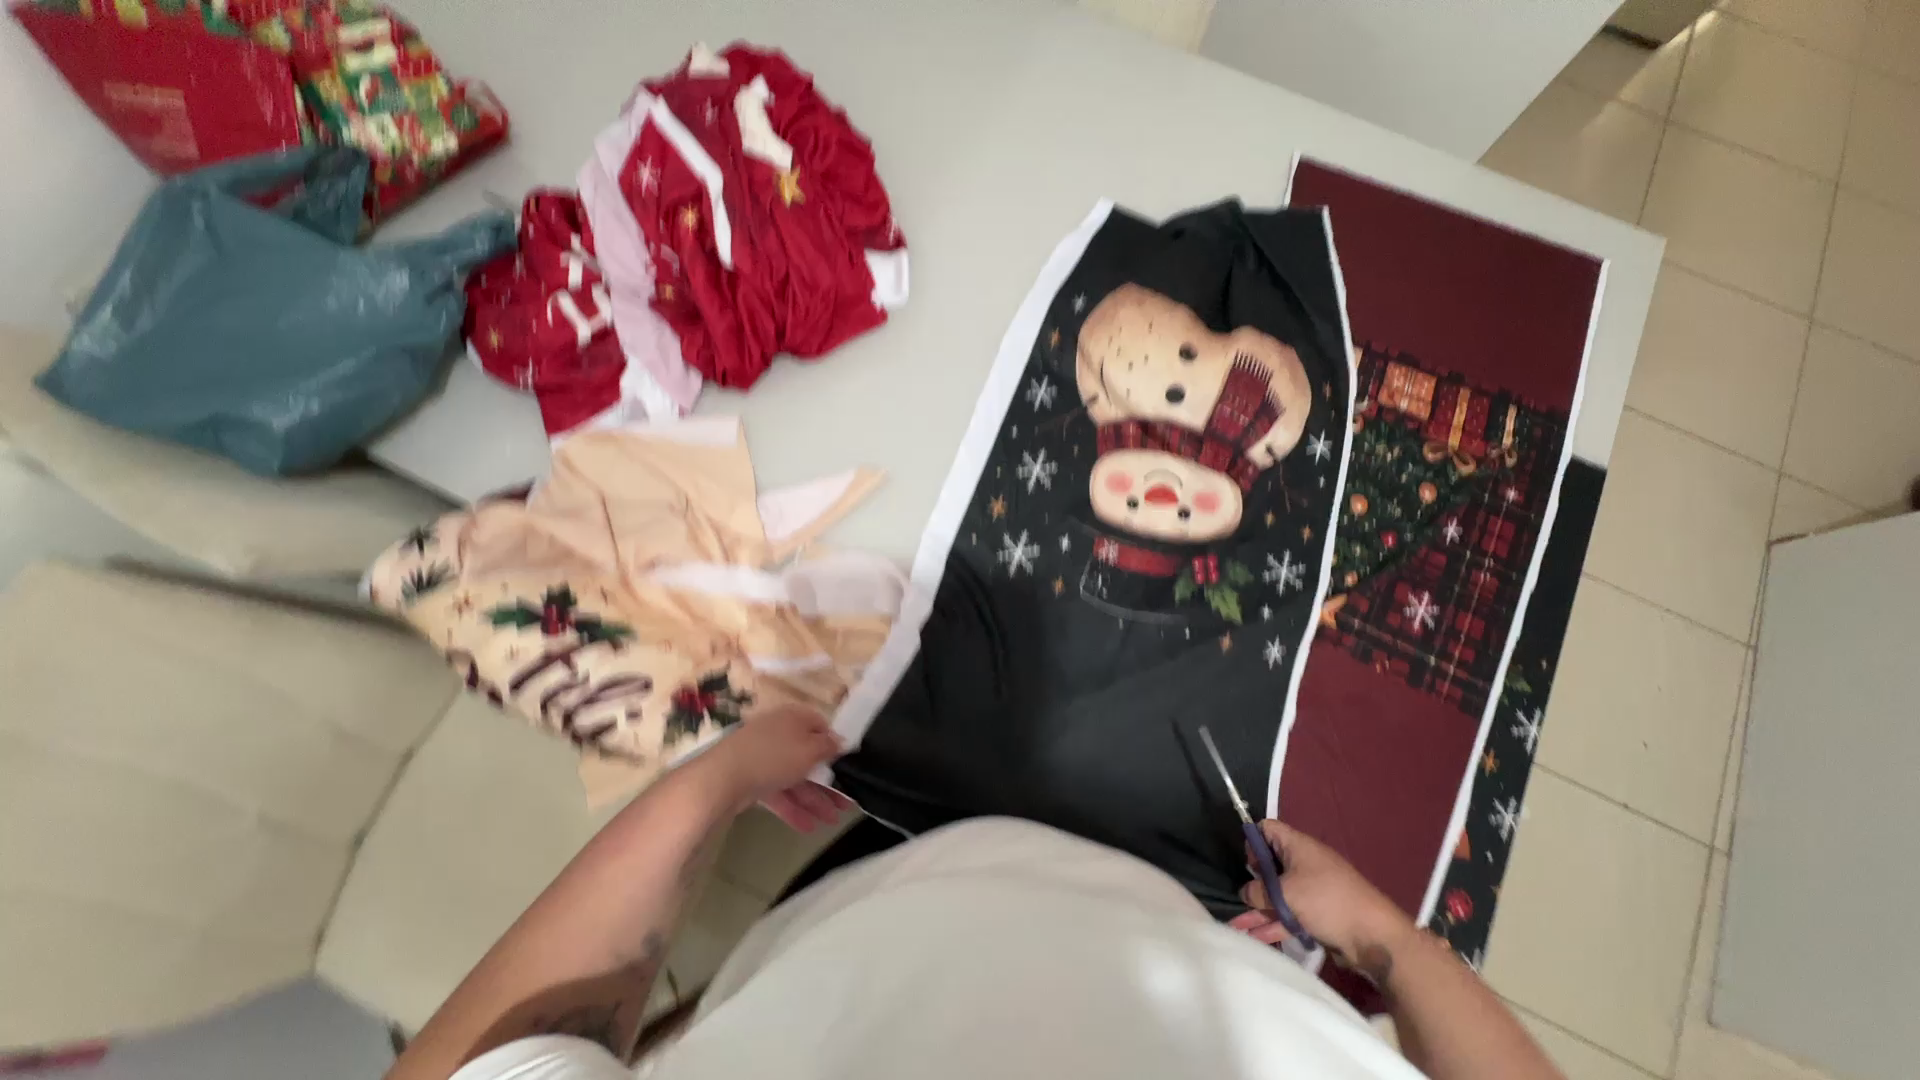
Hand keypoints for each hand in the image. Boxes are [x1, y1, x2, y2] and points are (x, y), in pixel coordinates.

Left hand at [701, 705, 850, 831]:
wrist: (722, 778)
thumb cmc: (774, 756)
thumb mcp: (810, 749)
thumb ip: (829, 746)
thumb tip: (841, 741)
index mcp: (794, 718)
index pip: (820, 726)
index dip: (835, 745)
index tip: (847, 765)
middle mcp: (779, 734)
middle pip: (809, 757)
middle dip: (828, 782)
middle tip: (844, 803)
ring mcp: (763, 757)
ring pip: (794, 778)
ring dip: (814, 800)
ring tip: (831, 821)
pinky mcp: (751, 779)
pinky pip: (778, 793)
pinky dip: (792, 808)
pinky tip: (807, 827)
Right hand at [1227, 819, 1415, 979]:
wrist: (1374, 936)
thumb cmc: (1326, 902)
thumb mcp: (1285, 894)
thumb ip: (1258, 892)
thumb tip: (1246, 892)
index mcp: (1298, 846)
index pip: (1268, 829)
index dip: (1253, 842)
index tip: (1249, 864)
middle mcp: (1305, 863)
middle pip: (1272, 864)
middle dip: (1254, 881)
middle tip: (1243, 897)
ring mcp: (1313, 889)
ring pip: (1279, 894)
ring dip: (1261, 908)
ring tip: (1239, 927)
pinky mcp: (1319, 913)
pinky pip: (1291, 913)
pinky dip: (1276, 923)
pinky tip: (1257, 938)